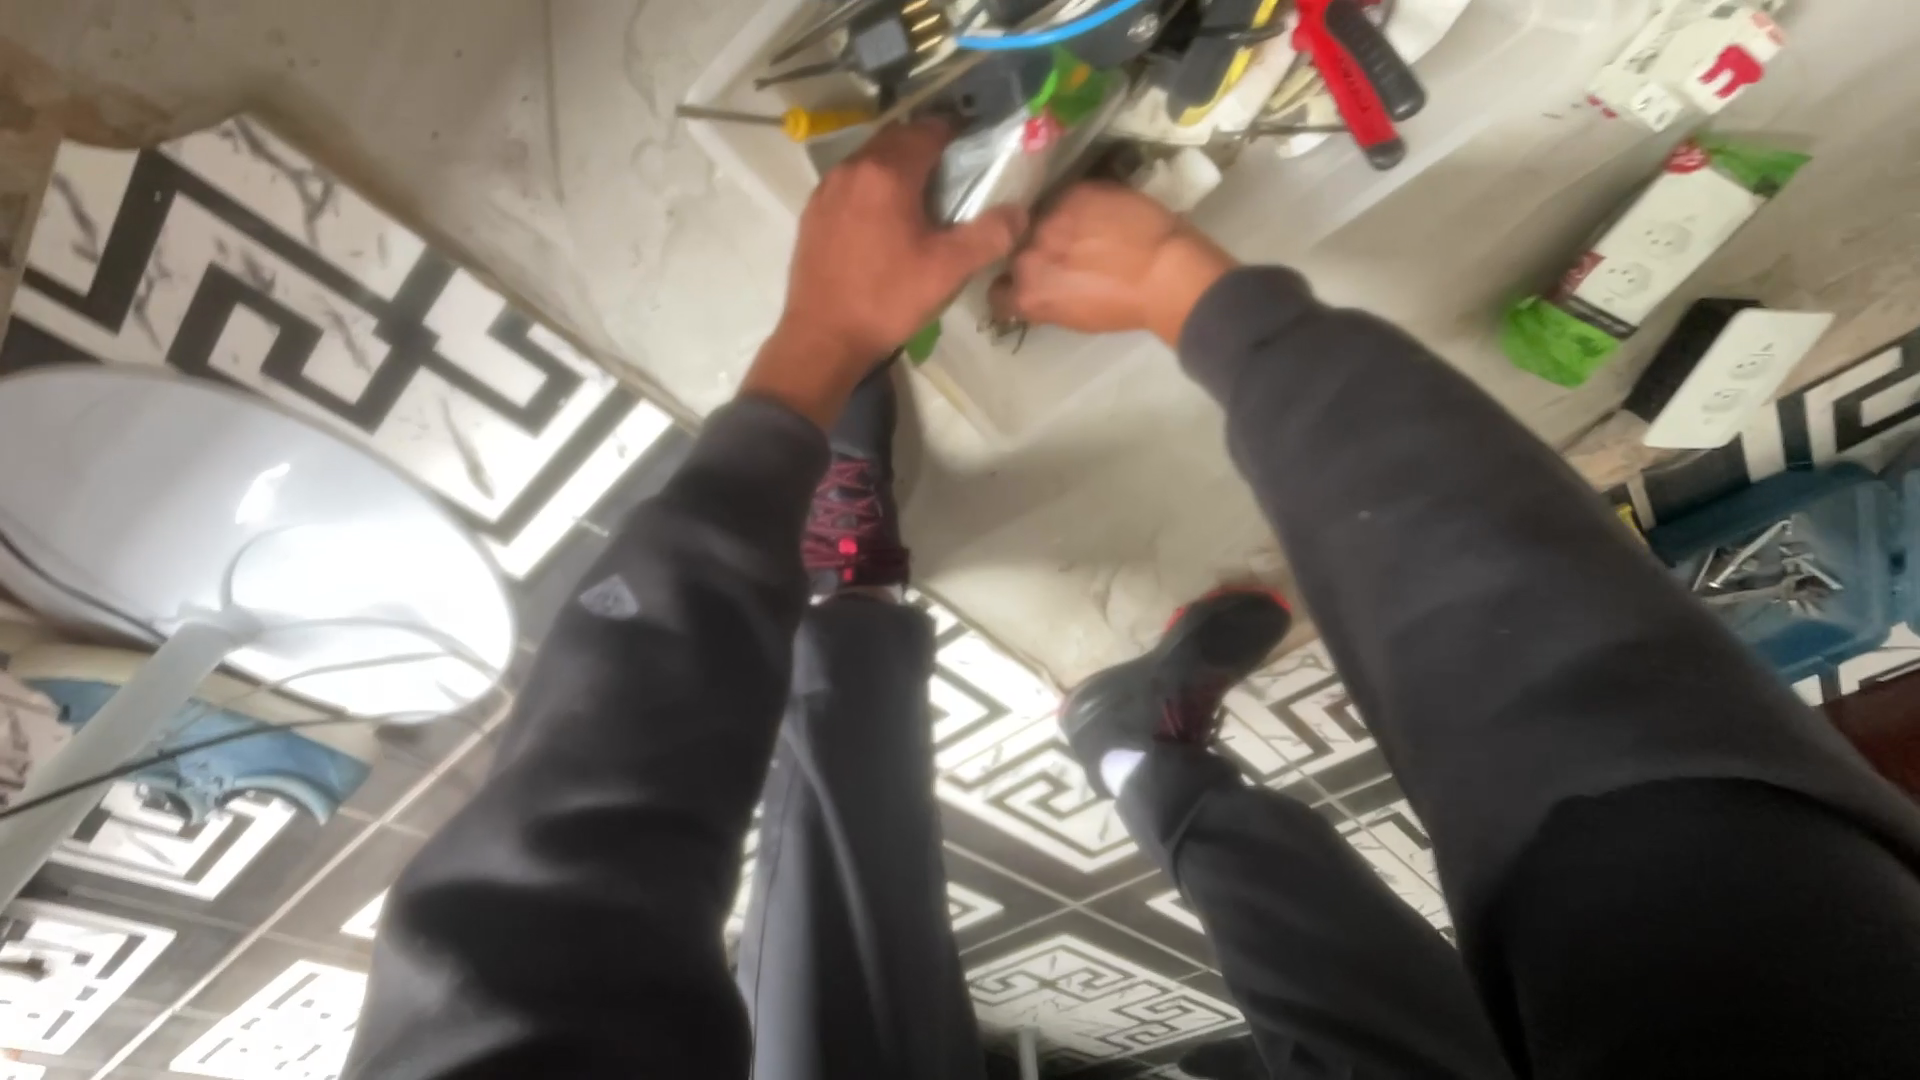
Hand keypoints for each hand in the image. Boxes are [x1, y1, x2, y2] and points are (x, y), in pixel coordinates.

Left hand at [743, 119, 1025, 428]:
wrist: (824, 337)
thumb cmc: (888, 300)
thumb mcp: (948, 271)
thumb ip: (989, 235)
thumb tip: (1020, 212)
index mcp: (888, 172)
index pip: (928, 130)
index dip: (955, 133)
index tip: (974, 149)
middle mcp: (852, 168)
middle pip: (896, 139)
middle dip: (926, 147)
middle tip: (952, 175)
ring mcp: (827, 189)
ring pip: (870, 161)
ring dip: (897, 167)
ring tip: (920, 199)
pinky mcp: (813, 214)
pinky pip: (850, 185)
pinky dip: (872, 189)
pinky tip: (883, 221)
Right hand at [990, 182, 1237, 346]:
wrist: (1164, 273)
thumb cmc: (1121, 307)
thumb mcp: (1071, 317)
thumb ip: (1043, 301)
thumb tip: (1036, 291)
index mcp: (1026, 292)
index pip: (996, 291)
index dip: (1010, 288)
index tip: (1026, 285)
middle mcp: (1028, 253)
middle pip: (1013, 250)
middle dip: (1027, 252)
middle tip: (1056, 255)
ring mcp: (1050, 217)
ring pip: (1036, 219)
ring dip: (1050, 225)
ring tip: (1078, 231)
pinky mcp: (1075, 190)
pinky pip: (1063, 197)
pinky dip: (1075, 206)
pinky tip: (1096, 214)